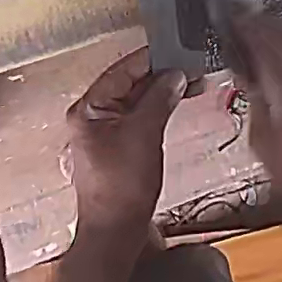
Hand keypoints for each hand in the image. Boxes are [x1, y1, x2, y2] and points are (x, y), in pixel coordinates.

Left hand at [66, 46, 187, 237]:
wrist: (116, 232)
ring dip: (162, 92)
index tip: (177, 50)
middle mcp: (92, 117)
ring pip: (135, 101)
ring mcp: (104, 133)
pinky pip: (138, 119)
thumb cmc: (122, 186)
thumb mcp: (144, 134)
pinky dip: (158, 110)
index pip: (121, 71)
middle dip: (160, 76)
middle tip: (192, 68)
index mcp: (88, 109)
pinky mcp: (118, 148)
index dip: (150, 59)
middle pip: (128, 85)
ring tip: (192, 84)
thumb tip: (174, 75)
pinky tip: (177, 104)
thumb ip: (159, 99)